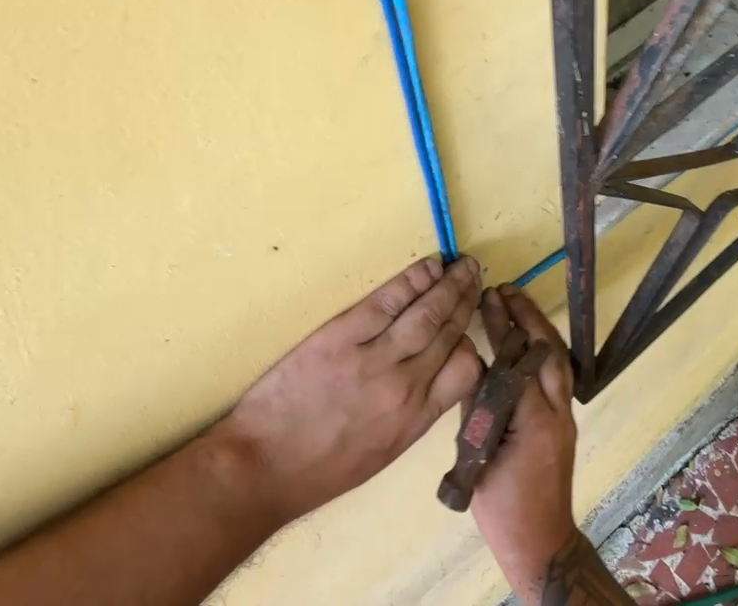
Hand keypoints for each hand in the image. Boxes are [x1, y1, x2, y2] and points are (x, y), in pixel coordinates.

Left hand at [214, 255, 484, 522]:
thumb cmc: (317, 470)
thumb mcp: (381, 453)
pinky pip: (386, 302)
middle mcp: (405, 386)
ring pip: (425, 313)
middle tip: (475, 276)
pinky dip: (410, 281)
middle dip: (465, 301)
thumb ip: (411, 415)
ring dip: (447, 285)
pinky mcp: (341, 337)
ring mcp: (373, 359)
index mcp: (415, 420)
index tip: (466, 328)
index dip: (469, 344)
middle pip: (448, 333)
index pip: (465, 372)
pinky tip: (426, 268)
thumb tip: (430, 379)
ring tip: (461, 266)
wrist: (262, 467)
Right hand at [469, 285, 580, 582]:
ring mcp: (566, 416)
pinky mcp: (565, 421)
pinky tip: (529, 337)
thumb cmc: (503, 506)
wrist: (540, 541)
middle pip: (547, 352)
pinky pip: (558, 374)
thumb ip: (475, 409)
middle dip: (528, 316)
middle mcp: (557, 413)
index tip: (489, 298)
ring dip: (539, 328)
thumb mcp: (477, 458)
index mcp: (533, 422)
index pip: (517, 362)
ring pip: (559, 360)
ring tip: (518, 302)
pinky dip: (545, 349)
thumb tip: (469, 364)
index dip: (503, 328)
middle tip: (506, 289)